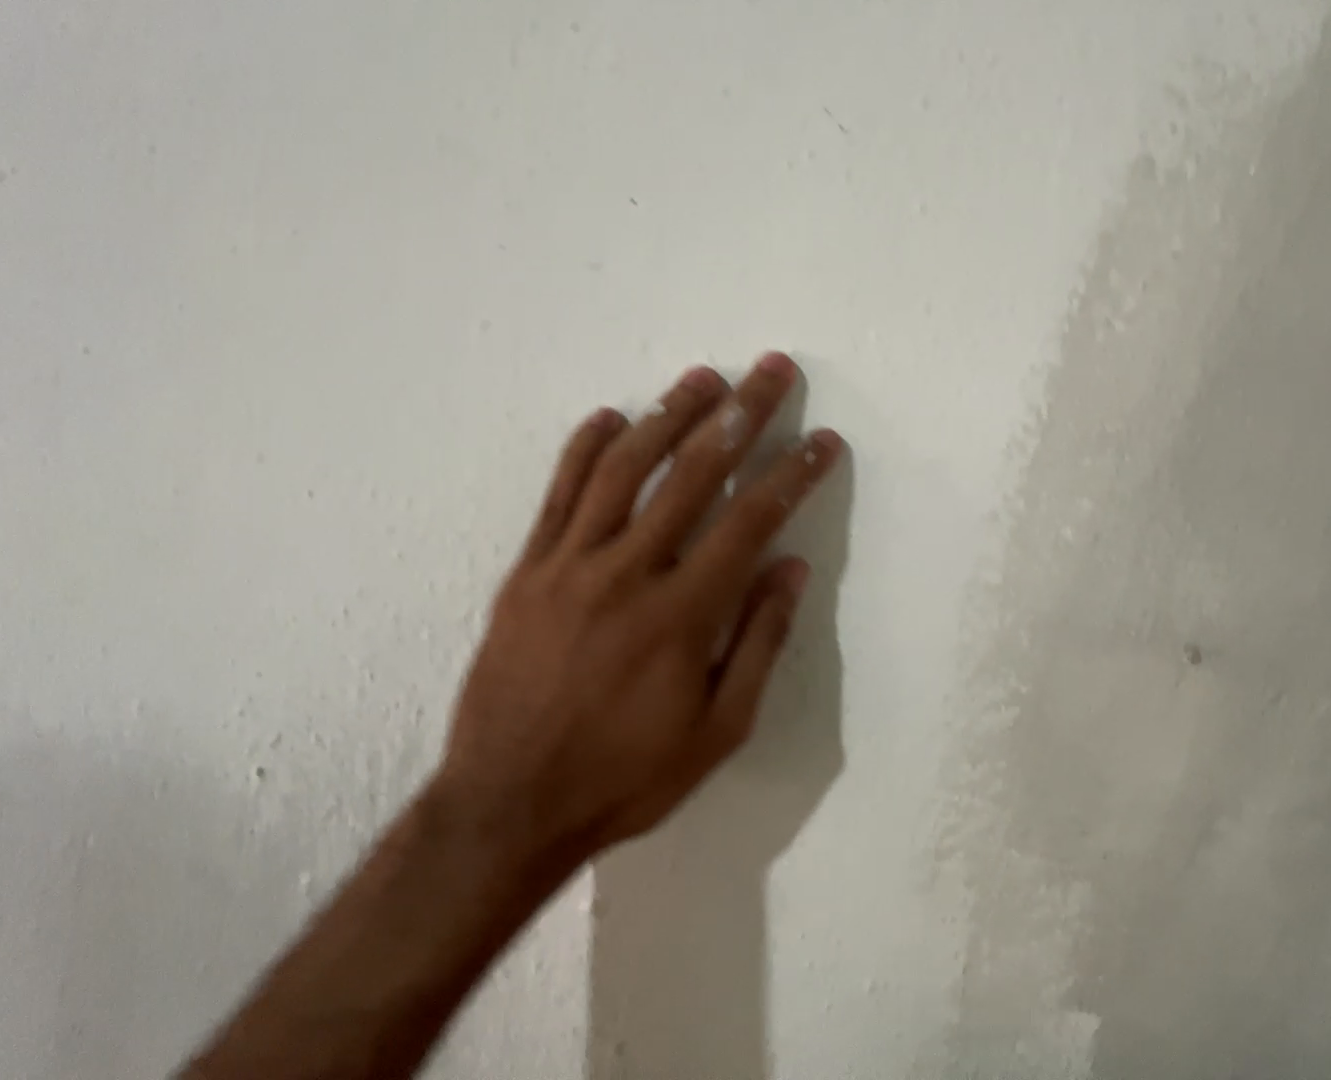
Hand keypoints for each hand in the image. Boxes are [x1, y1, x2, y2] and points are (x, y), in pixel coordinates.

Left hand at [437, 353, 843, 864]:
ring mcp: (568, 566)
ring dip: (667, 415)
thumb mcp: (717, 731)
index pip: (750, 523)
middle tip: (771, 370)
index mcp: (681, 615)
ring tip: (703, 378)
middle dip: (739, 415)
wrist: (509, 806)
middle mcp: (627, 573)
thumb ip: (757, 644)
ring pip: (622, 469)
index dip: (792, 475)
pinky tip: (610, 417)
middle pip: (691, 474)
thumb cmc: (625, 778)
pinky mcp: (526, 572)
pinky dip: (584, 450)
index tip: (822, 442)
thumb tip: (791, 568)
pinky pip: (557, 496)